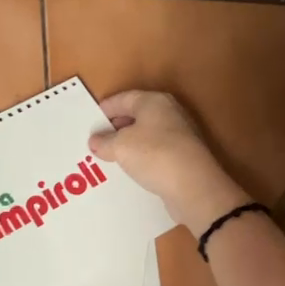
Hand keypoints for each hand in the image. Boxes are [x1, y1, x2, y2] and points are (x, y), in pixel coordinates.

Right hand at [90, 90, 249, 234]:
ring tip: (109, 156)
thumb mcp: (120, 146)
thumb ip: (104, 141)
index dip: (105, 109)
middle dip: (116, 127)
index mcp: (153, 101)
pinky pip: (155, 152)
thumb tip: (95, 141)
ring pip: (146, 135)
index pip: (124, 98)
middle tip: (96, 140)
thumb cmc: (153, 155)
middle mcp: (169, 113)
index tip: (90, 121)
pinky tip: (130, 170)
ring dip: (128, 144)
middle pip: (136, 115)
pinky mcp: (184, 157)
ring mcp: (179, 135)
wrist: (194, 187)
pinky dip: (142, 157)